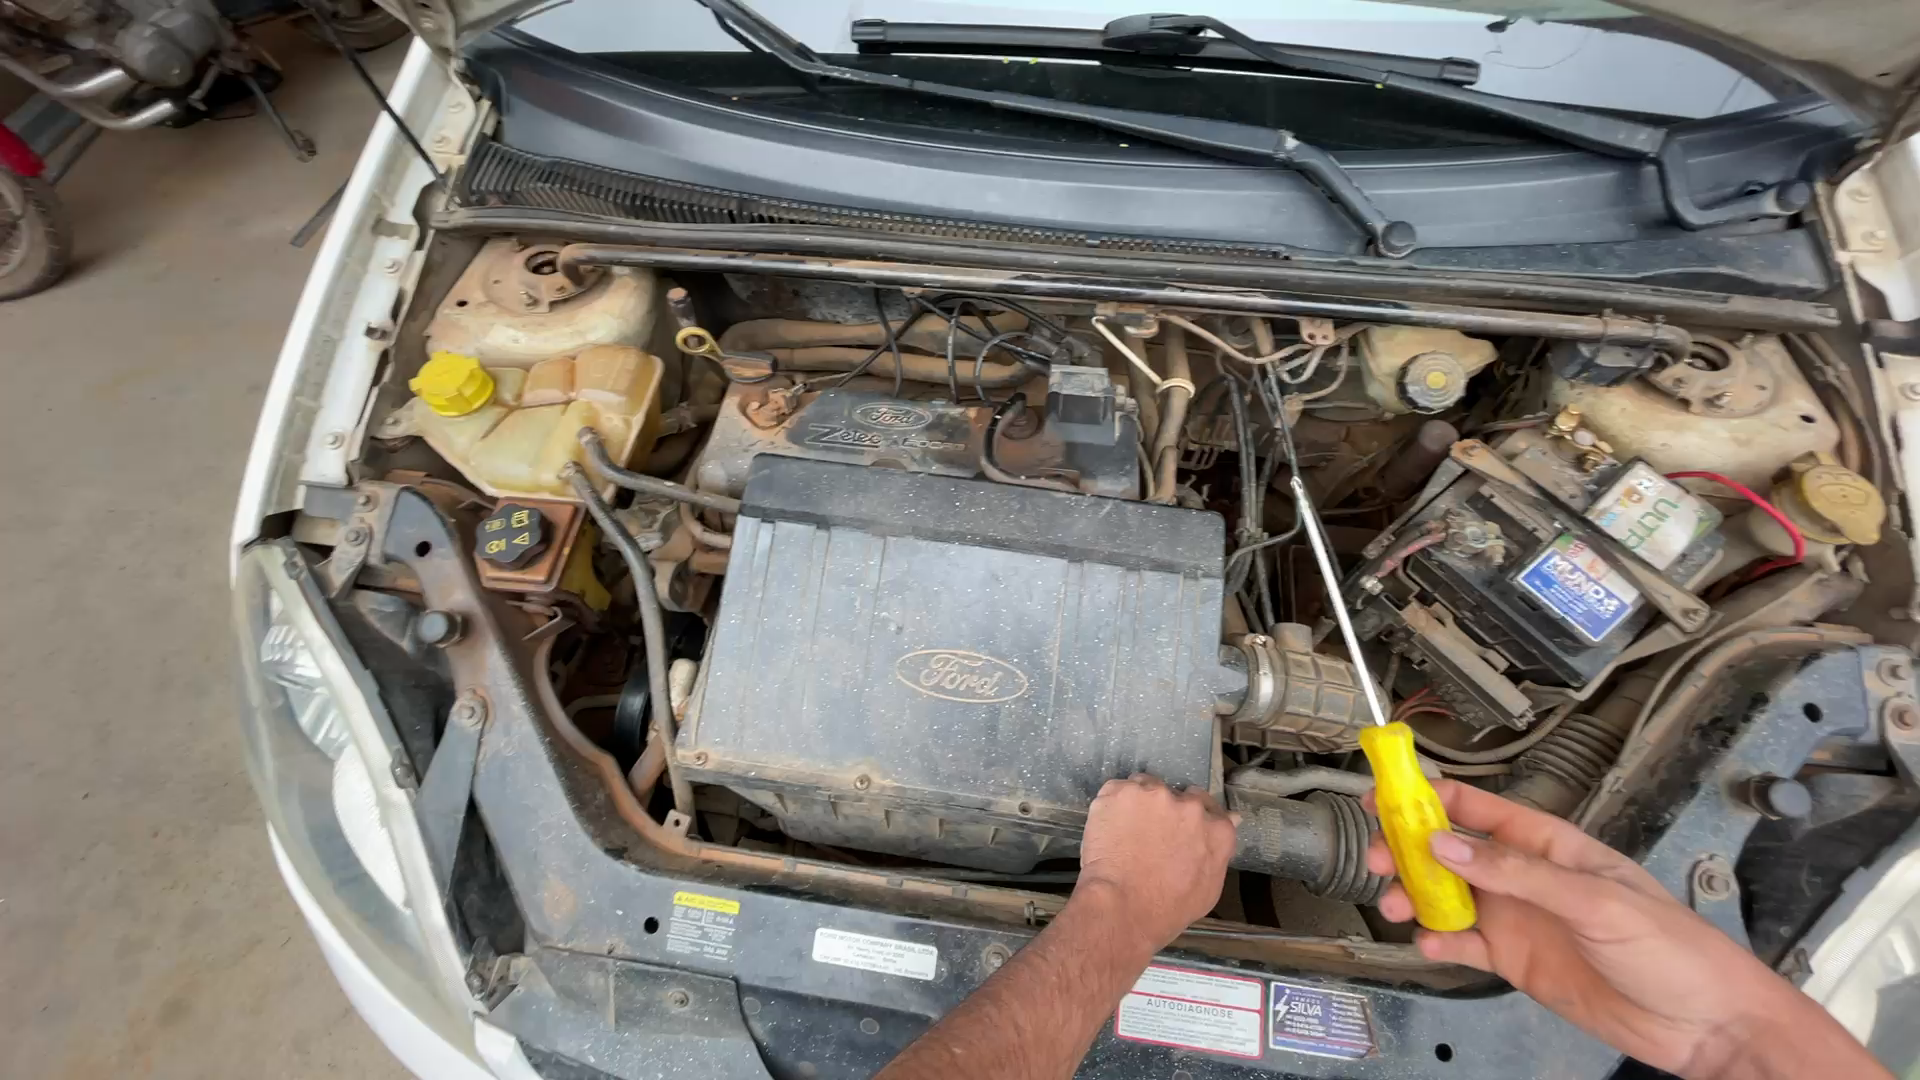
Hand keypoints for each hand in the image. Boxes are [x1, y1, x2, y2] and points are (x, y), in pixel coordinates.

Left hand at [1073, 774, 1239, 952]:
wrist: (1123, 904)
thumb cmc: (1168, 907)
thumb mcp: (1209, 887)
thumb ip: (1219, 849)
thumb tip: (1233, 818)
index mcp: (1215, 828)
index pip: (1208, 806)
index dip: (1191, 816)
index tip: (1178, 827)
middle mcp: (1187, 805)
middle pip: (1176, 794)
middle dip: (1165, 810)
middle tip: (1149, 834)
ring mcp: (1152, 794)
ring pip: (1145, 786)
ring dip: (1139, 802)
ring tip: (1126, 830)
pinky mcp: (1121, 791)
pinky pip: (1117, 789)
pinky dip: (1113, 804)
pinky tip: (1109, 826)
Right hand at [1365, 780, 1883, 1079]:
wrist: (1714, 1031)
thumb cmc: (1673, 949)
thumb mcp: (1595, 902)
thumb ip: (1516, 873)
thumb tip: (1441, 846)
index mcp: (1539, 842)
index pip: (1468, 805)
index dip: (1420, 796)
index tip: (1379, 796)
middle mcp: (1516, 872)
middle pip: (1441, 848)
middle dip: (1402, 849)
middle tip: (1375, 861)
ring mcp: (1511, 914)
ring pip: (1441, 892)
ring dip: (1411, 894)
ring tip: (1396, 907)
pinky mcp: (1511, 956)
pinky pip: (1460, 940)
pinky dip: (1437, 939)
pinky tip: (1431, 944)